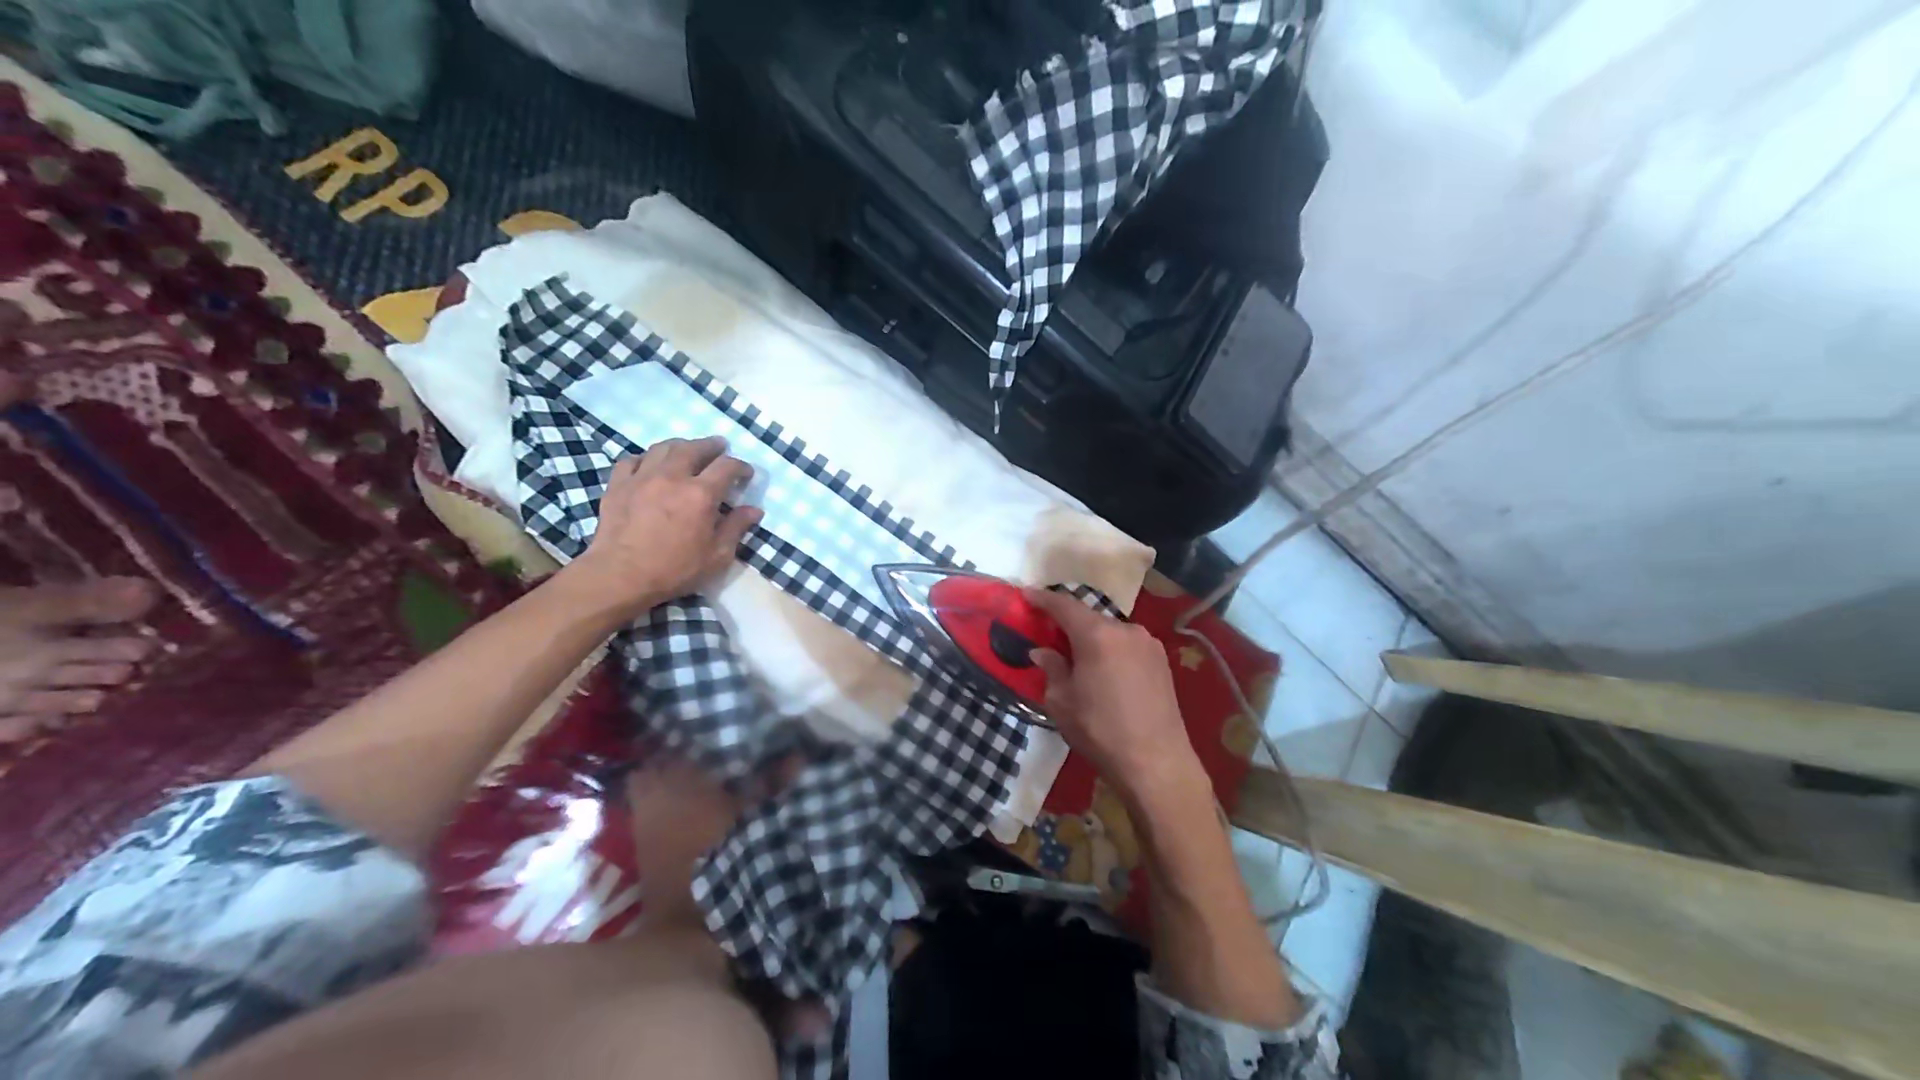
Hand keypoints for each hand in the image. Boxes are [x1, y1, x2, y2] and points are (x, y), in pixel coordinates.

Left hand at [561, 437, 763, 622]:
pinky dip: (645, 458)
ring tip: (687, 450)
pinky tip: (649, 466)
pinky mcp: (618, 484)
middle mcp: (672, 476)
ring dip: (680, 446)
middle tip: (719, 447)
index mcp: (700, 494)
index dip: (740, 467)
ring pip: (663, 448)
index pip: (727, 466)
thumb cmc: (674, 570)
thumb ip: (736, 528)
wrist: (620, 576)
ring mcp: (642, 477)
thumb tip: (754, 510)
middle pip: (694, 448)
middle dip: (711, 446)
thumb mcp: (716, 556)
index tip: (746, 474)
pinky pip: (632, 460)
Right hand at [1025, 588, 1208, 807]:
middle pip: (1090, 618)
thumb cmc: (1100, 731)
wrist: (1157, 762)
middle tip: (1049, 635)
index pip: (1064, 605)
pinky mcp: (1162, 662)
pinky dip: (1111, 651)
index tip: (1026, 595)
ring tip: (1078, 658)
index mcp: (1098, 635)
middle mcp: (1126, 630)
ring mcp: (1149, 645)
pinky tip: (1105, 672)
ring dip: (1092, 639)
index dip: (1043, 599)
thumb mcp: (1062, 702)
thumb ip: (1052, 669)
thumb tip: (1044, 652)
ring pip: (1111, 632)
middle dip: (1068, 624)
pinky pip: (1128, 647)